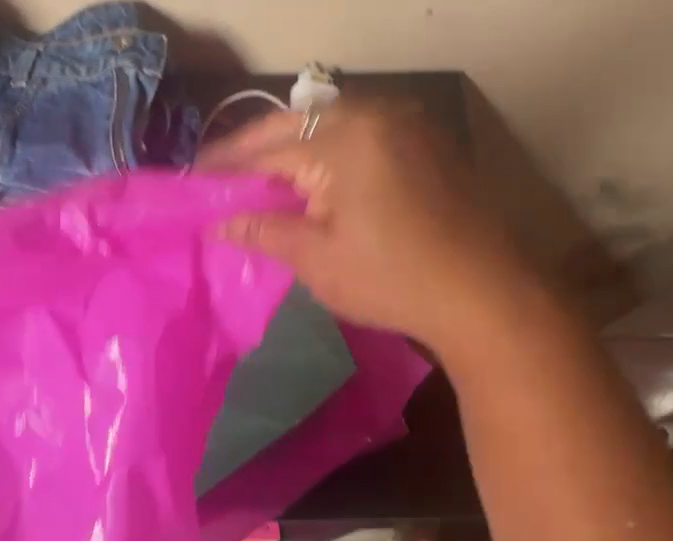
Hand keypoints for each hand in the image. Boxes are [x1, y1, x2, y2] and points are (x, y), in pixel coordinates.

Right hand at [201, 100, 551, 353]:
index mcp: (344, 142)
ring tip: (254, 175)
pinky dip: (324, 149)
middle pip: (297, 121)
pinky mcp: (424, 143)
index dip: (226, 168)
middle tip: (216, 172)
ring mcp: (406, 125)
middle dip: (253, 146)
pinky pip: (359, 133)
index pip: (267, 148)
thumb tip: (220, 224)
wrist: (480, 291)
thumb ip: (265, 231)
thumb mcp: (316, 259)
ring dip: (289, 144)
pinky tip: (306, 177)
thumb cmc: (390, 279)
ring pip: (329, 122)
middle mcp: (375, 117)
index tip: (192, 182)